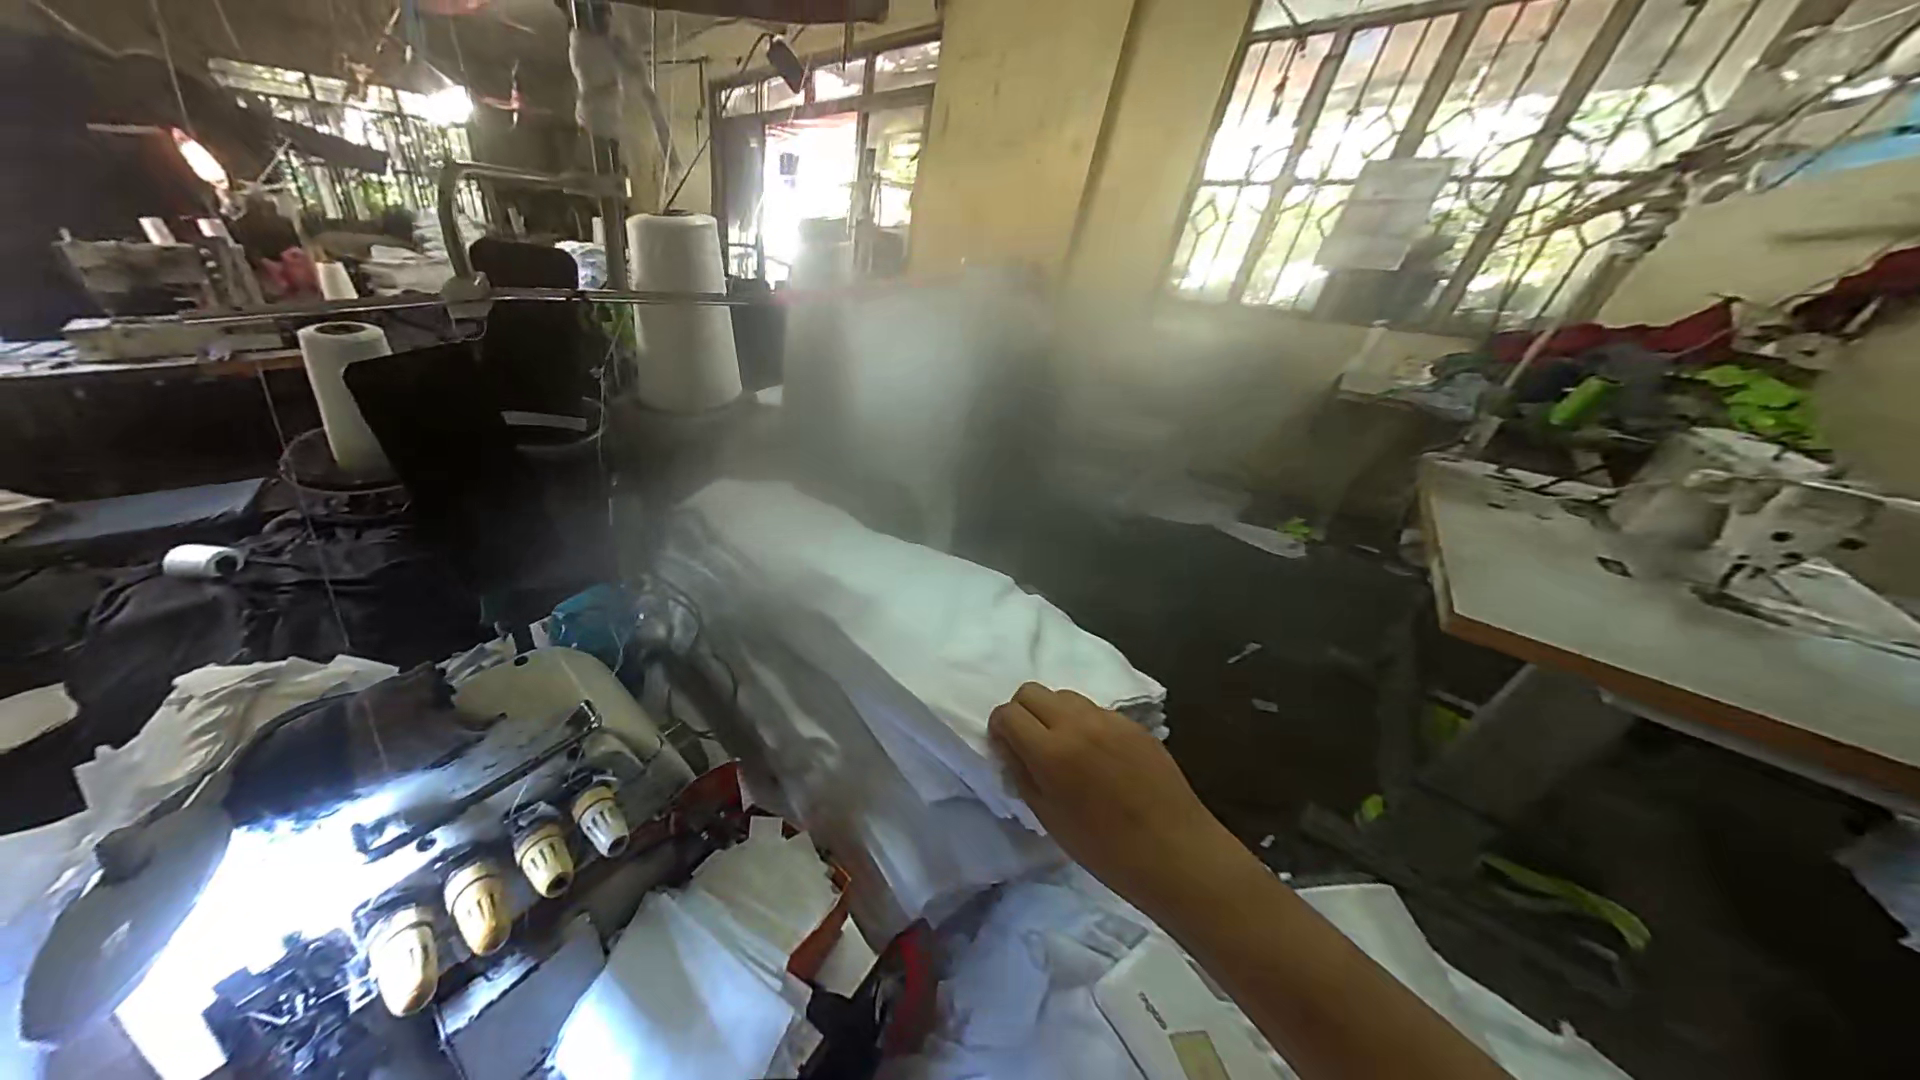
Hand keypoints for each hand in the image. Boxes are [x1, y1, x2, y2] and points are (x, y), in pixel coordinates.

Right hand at [989, 683, 1242, 912]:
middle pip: (1032, 691)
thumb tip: (1009, 745)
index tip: (1006, 746)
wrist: (1174, 851)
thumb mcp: (1048, 817)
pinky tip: (1098, 755)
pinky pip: (1095, 710)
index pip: (1008, 713)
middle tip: (1031, 742)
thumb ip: (1022, 773)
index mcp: (1051, 751)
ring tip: (1066, 747)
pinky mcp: (1133, 723)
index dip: (1000, 728)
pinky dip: (1085, 723)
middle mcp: (1077, 723)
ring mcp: (1109, 719)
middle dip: (1022, 711)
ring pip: (1065, 696)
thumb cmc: (1104, 849)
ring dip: (1054, 713)